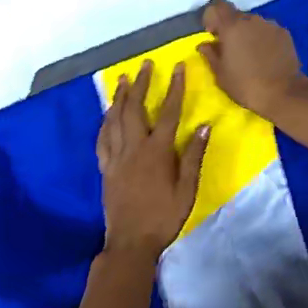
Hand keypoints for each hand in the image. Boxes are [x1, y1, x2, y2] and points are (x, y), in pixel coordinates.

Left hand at [97, 61, 207, 259]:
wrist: (131, 242)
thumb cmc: (164, 216)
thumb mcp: (187, 189)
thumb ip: (193, 156)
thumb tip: (204, 126)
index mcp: (157, 151)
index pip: (168, 112)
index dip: (174, 87)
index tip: (177, 67)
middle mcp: (134, 148)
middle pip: (135, 108)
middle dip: (141, 83)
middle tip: (144, 64)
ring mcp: (116, 157)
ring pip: (115, 119)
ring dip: (120, 96)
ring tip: (123, 79)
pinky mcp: (105, 168)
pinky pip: (103, 138)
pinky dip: (105, 122)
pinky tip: (107, 114)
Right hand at [198, 0, 307, 114]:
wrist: (283, 93)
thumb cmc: (246, 85)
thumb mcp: (220, 74)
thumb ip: (210, 54)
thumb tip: (204, 44)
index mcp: (232, 26)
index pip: (218, 5)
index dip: (212, 16)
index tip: (213, 34)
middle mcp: (251, 19)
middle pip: (236, 15)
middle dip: (231, 28)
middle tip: (231, 49)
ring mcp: (270, 24)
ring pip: (253, 23)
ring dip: (248, 33)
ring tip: (250, 54)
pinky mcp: (284, 33)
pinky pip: (268, 30)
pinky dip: (263, 38)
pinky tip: (266, 56)